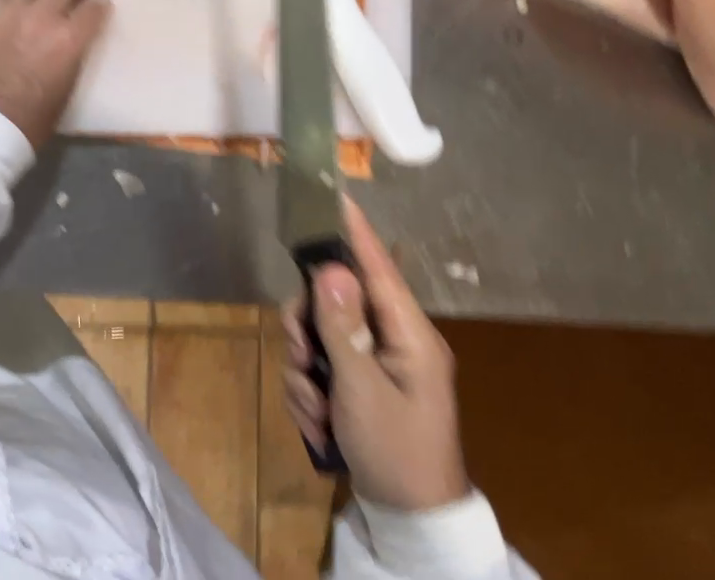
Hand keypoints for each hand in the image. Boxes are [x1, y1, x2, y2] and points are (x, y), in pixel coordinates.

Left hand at [0, 0, 110, 149]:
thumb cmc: (29, 119)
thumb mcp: (65, 89)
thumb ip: (72, 55)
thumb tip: (71, 40)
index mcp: (70, 39)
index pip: (96, 6)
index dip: (97, 8)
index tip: (94, 13)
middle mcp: (42, 15)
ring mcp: (9, 10)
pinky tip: (6, 10)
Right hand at [282, 198, 467, 512]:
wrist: (410, 517)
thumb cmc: (396, 449)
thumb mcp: (362, 390)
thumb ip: (343, 328)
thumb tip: (332, 268)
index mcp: (408, 335)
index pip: (377, 269)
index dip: (353, 232)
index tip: (333, 196)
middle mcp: (391, 340)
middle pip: (330, 302)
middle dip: (307, 334)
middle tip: (304, 364)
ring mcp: (372, 363)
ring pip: (315, 337)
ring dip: (304, 373)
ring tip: (318, 411)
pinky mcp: (356, 384)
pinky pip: (316, 367)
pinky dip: (309, 394)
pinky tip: (320, 424)